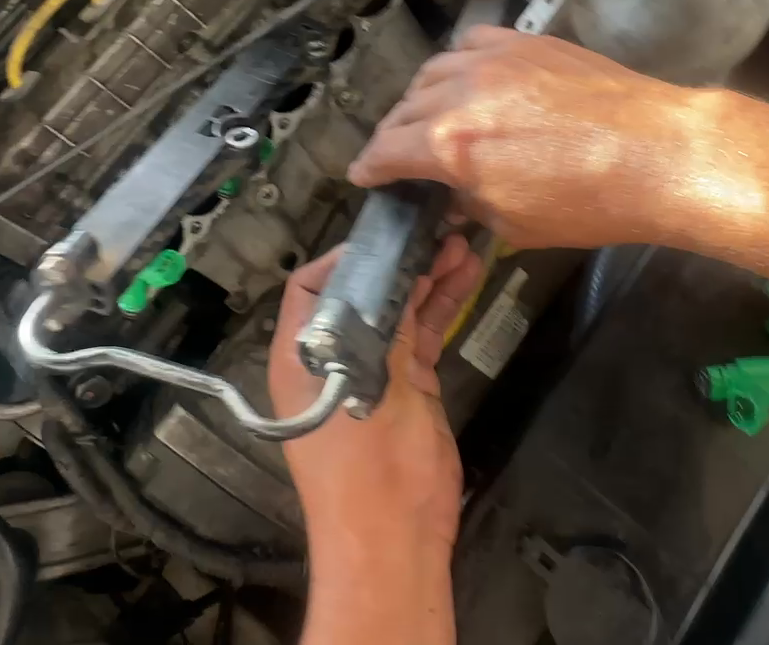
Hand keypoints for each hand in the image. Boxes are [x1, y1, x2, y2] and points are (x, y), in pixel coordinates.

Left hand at [268, 237, 483, 643]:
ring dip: (428, 277)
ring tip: (460, 243)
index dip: (347, 256)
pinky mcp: (408, 383)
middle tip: (435, 229)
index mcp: (303, 353)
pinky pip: (422, 333)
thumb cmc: (368, 466)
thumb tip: (398, 270)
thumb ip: (384, 323)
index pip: (313, 284)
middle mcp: (334, 355)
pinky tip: (465, 276)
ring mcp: (374, 369)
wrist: (396, 539)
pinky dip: (441, 305)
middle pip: (364, 291)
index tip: (387, 235)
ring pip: (399, 309)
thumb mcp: (373, 384)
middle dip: (399, 261)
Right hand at [347, 26, 710, 249]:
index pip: (387, 151)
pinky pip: (472, 45)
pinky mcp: (526, 42)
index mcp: (450, 145)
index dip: (370, 167)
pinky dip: (458, 65)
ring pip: (433, 71)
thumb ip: (469, 206)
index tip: (364, 175)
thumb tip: (453, 198)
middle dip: (393, 136)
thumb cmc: (590, 203)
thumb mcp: (515, 225)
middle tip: (395, 154)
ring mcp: (493, 59)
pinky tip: (467, 79)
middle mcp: (460, 93)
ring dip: (420, 98)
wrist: (658, 153)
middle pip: (405, 110)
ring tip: (427, 116)